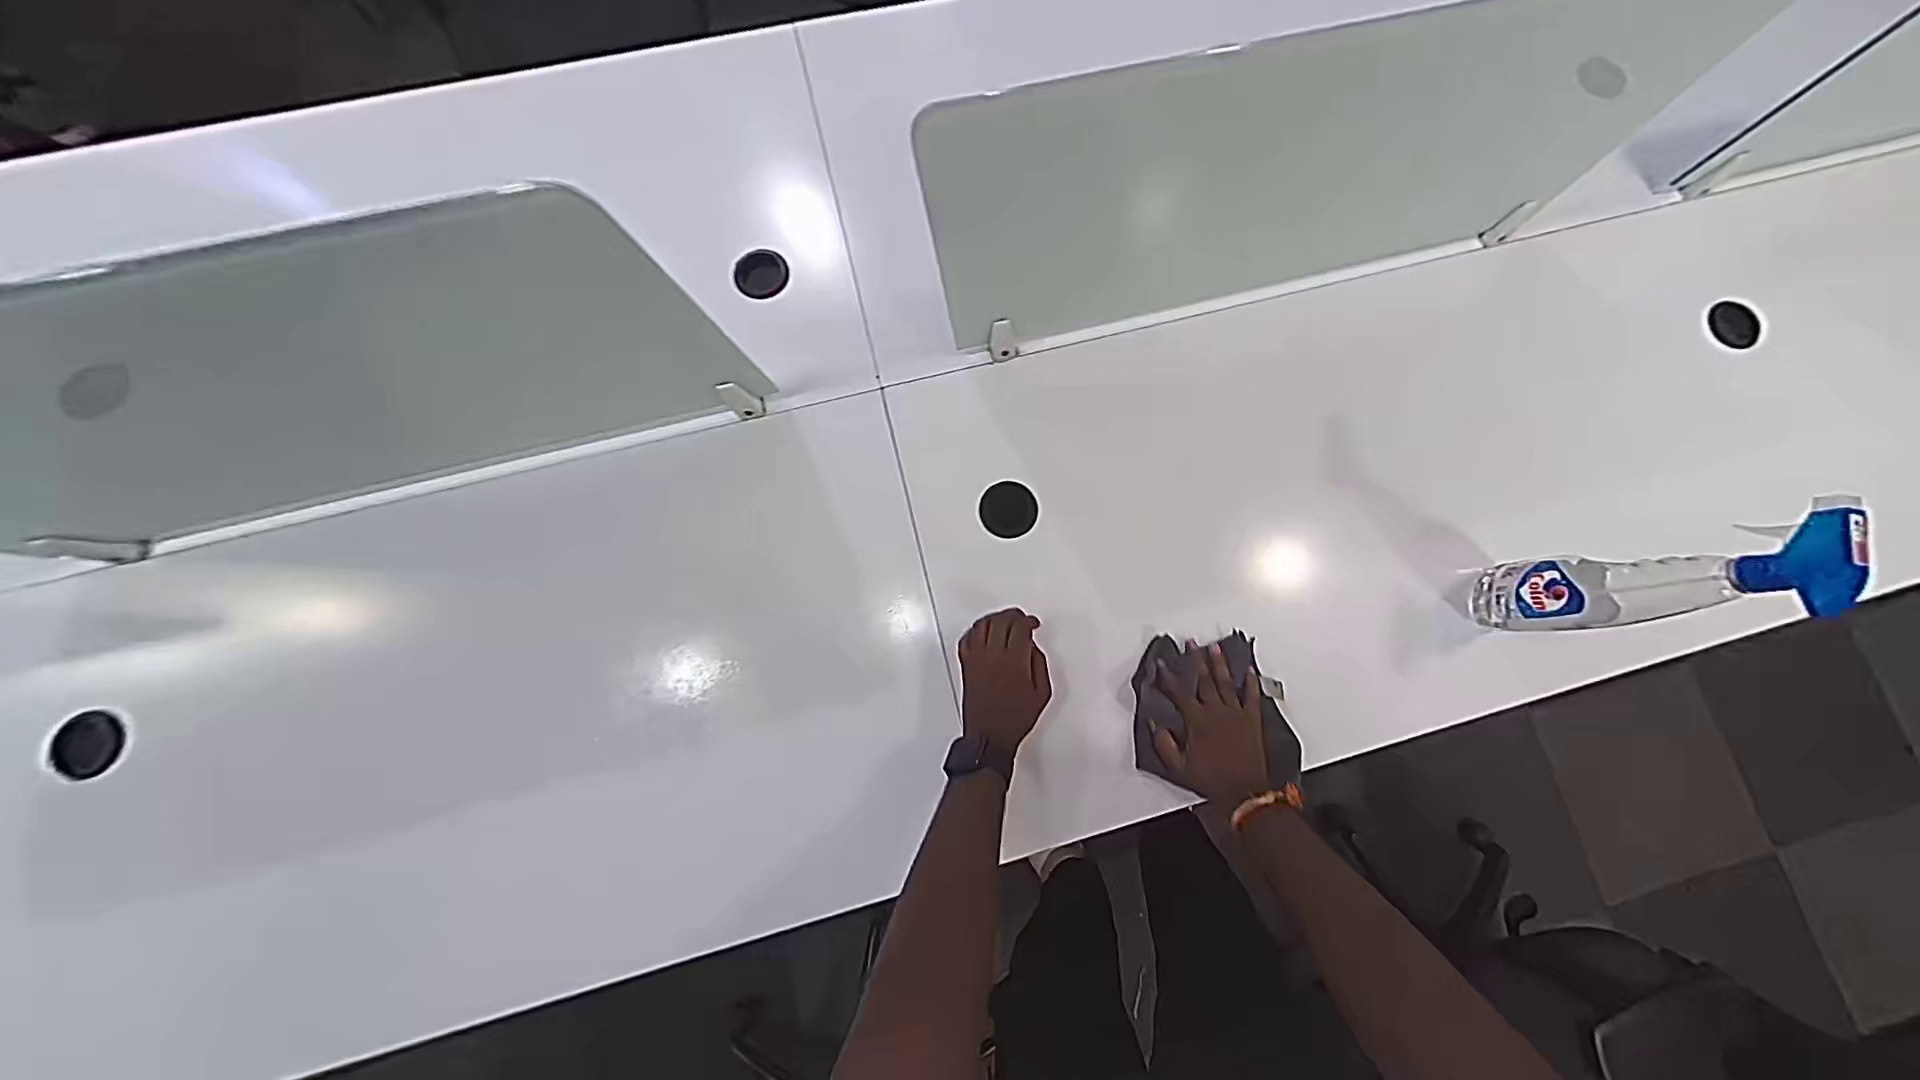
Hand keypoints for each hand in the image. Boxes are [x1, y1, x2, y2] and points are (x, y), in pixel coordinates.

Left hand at [959, 608, 1051, 752]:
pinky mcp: (966, 665)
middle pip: (1001, 621)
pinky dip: (976, 630)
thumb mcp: (1041, 693)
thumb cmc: (1013, 719)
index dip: (1028, 621)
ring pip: (982, 625)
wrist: (989, 736)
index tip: (1033, 623)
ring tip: (1004, 621)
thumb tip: (1032, 646)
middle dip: (1013, 615)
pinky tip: (983, 630)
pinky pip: (967, 638)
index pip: (1020, 627)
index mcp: (1014, 662)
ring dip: (995, 618)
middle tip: (1020, 618)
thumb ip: (1039, 663)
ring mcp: (976, 659)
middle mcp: (993, 656)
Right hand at [1154, 643, 1270, 805]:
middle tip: (1191, 644)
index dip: (1168, 679)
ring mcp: (1236, 714)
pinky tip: (1249, 671)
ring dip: (1219, 664)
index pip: (1179, 694)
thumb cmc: (1212, 779)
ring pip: (1226, 683)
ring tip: (1215, 648)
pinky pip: (1251, 697)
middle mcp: (1216, 712)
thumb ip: (1164, 744)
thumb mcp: (1179, 766)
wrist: (1244, 791)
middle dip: (1195, 660)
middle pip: (1204, 680)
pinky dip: (1251, 683)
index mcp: (1197, 721)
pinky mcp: (1252, 721)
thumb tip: (1157, 726)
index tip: (1161, 666)